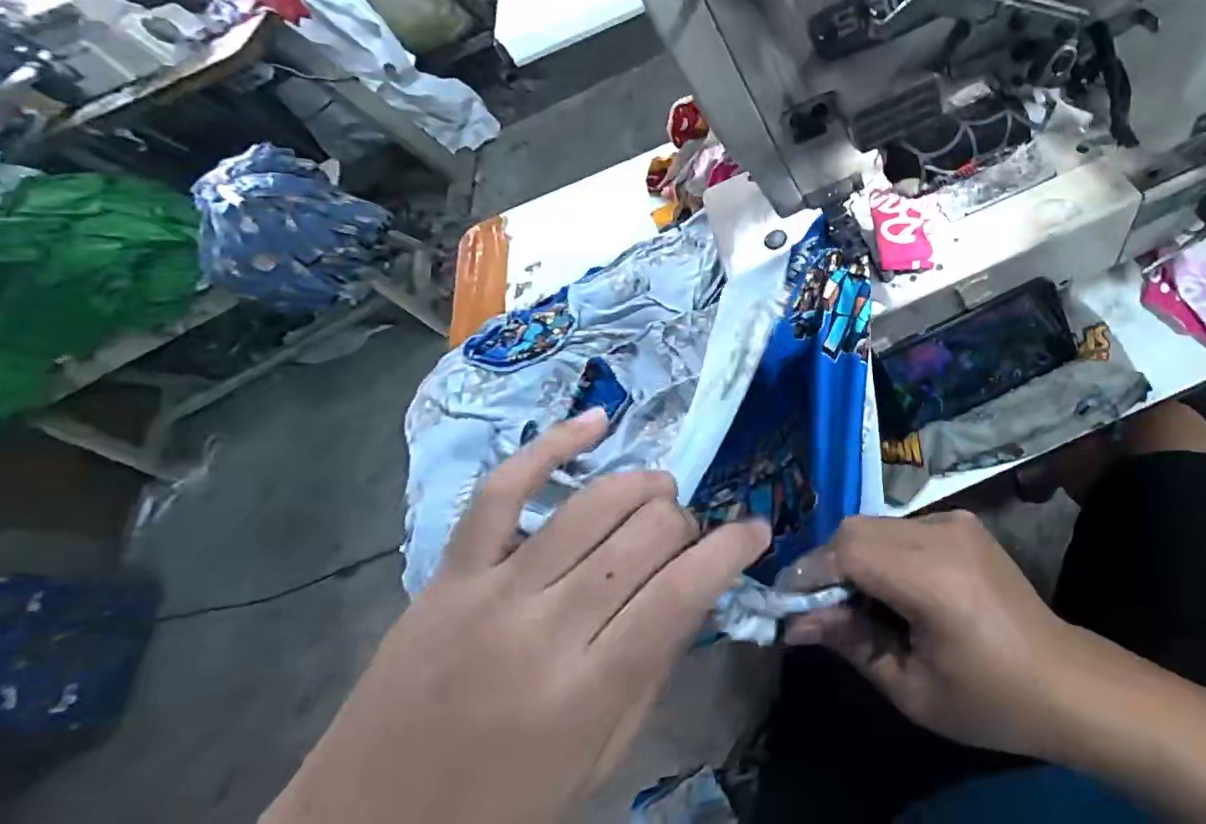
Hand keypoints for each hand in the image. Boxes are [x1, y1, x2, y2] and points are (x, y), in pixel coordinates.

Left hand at [262, 412, 770, 823]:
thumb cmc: (503, 807)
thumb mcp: (602, 756)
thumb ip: (656, 666)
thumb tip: (700, 587)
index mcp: (590, 688)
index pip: (684, 589)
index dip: (734, 548)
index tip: (757, 531)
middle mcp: (545, 629)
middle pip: (647, 534)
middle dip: (687, 525)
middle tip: (689, 541)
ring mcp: (491, 593)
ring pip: (593, 503)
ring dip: (645, 487)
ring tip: (661, 496)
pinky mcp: (448, 574)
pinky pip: (501, 489)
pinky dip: (553, 445)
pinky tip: (598, 421)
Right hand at [785, 511, 1091, 758]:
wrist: (1058, 676)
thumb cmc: (987, 698)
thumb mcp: (911, 687)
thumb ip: (851, 642)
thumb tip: (794, 621)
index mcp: (934, 577)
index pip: (849, 548)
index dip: (810, 572)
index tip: (788, 607)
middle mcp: (945, 534)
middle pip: (858, 528)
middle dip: (828, 564)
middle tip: (819, 611)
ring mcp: (958, 521)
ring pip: (878, 524)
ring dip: (854, 557)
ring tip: (856, 606)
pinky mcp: (964, 522)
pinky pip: (903, 527)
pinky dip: (883, 552)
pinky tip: (893, 591)